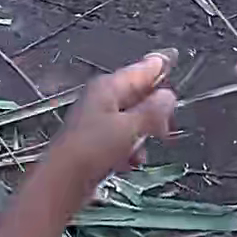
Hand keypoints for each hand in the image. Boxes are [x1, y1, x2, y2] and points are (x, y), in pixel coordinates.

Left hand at [45, 50, 177, 194]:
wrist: (62, 181)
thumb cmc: (94, 148)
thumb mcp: (129, 128)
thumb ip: (152, 111)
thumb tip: (169, 95)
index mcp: (108, 87)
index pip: (140, 70)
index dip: (158, 64)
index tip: (174, 55)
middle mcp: (101, 98)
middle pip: (137, 94)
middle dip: (155, 109)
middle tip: (168, 125)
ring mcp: (96, 119)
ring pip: (131, 118)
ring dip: (143, 133)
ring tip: (145, 150)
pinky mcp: (94, 141)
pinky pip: (121, 137)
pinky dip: (129, 148)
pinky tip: (131, 163)